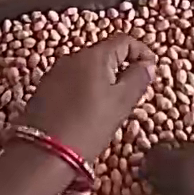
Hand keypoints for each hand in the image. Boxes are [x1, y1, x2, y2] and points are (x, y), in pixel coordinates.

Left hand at [17, 34, 155, 164]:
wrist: (42, 154)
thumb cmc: (88, 127)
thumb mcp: (121, 104)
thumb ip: (138, 79)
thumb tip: (148, 64)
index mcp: (94, 55)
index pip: (124, 40)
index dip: (142, 52)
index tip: (151, 71)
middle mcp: (73, 57)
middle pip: (105, 54)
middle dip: (123, 69)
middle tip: (133, 94)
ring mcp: (56, 72)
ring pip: (89, 69)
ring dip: (105, 81)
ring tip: (112, 107)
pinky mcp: (45, 89)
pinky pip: (73, 82)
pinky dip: (87, 91)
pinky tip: (89, 113)